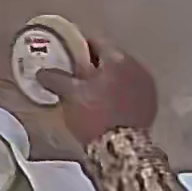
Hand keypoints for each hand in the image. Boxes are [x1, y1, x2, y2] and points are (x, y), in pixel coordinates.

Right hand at [34, 38, 158, 143]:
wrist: (122, 150)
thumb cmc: (94, 114)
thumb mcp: (70, 94)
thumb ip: (55, 78)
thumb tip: (41, 72)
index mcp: (118, 59)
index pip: (96, 41)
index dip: (78, 44)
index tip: (65, 51)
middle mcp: (137, 67)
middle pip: (110, 57)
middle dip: (92, 63)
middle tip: (72, 72)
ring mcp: (147, 87)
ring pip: (121, 74)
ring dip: (105, 78)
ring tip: (86, 89)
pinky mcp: (150, 105)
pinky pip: (129, 90)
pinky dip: (116, 92)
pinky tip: (103, 103)